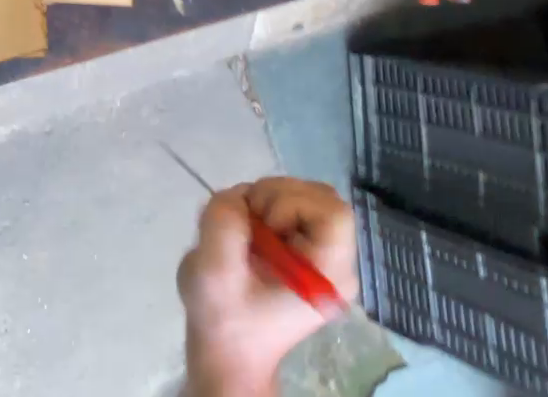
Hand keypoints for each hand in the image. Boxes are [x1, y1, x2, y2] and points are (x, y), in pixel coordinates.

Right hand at [178, 177, 359, 396]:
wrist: (228, 351)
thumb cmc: (224, 317)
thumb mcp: (213, 270)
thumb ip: (224, 224)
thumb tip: (236, 196)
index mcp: (325, 273)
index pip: (331, 211)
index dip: (288, 203)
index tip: (258, 225)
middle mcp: (333, 264)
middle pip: (320, 198)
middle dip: (272, 196)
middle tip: (244, 221)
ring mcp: (319, 259)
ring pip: (303, 199)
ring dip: (263, 200)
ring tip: (240, 228)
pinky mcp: (301, 255)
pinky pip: (288, 210)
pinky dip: (259, 209)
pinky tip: (243, 235)